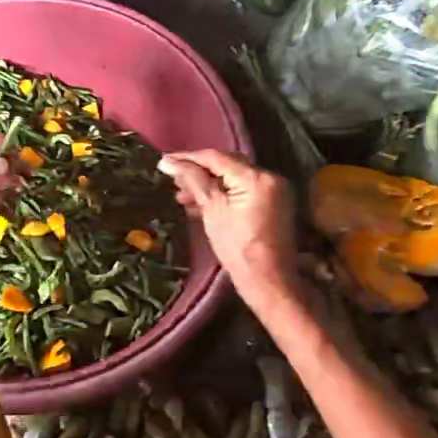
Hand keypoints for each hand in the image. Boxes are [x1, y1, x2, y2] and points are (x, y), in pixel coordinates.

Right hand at [160, 150, 298, 300]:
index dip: (188, 158)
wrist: (267, 280)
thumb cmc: (236, 246)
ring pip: (234, 178)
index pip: (216, 158)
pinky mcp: (273, 203)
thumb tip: (168, 162)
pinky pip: (243, 190)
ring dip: (208, 183)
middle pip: (227, 164)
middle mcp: (270, 176)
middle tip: (172, 177)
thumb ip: (193, 180)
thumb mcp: (212, 210)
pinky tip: (199, 204)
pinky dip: (223, 193)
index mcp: (256, 177)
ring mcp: (274, 190)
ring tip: (182, 195)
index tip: (164, 161)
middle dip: (198, 170)